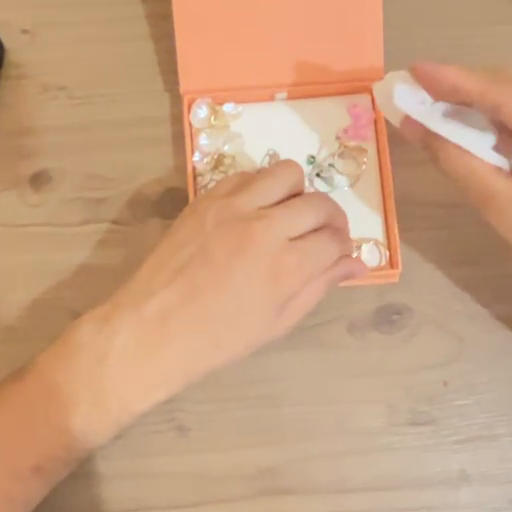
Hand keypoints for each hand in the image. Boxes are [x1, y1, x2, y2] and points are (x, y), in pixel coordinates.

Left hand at [56, 160, 366, 445]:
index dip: (343, 247)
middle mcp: (264, 228)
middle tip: (323, 236)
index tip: (338, 254)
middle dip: (331, 219)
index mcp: (285, 267)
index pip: (335, 240)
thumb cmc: (218, 338)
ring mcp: (233, 207)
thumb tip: (357, 264)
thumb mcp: (277, 322)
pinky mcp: (207, 199)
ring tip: (289, 215)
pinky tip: (257, 211)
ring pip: (286, 174)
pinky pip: (248, 175)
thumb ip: (318, 286)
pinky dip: (262, 187)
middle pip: (318, 203)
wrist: (153, 328)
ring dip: (298, 192)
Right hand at [401, 61, 511, 336]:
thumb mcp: (500, 206)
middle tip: (417, 90)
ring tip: (435, 105)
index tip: (415, 70)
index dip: (459, 82)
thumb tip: (411, 123)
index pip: (511, 97)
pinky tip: (472, 123)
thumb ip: (455, 159)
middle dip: (466, 89)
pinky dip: (501, 117)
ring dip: (481, 101)